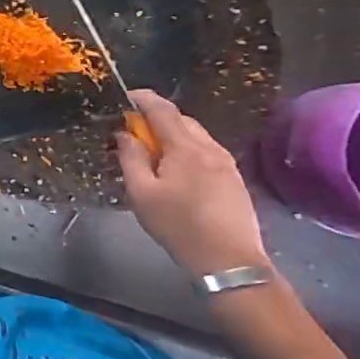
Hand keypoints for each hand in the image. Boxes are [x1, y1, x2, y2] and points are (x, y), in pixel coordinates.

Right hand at [116, 90, 270, 276]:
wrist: (230, 261)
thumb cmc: (178, 225)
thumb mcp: (141, 193)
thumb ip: (130, 158)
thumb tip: (125, 134)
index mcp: (186, 149)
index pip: (163, 110)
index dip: (143, 99)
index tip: (125, 97)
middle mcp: (210, 149)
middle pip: (182, 120)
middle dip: (156, 118)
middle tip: (132, 130)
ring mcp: (227, 164)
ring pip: (196, 136)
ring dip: (172, 134)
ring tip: (152, 150)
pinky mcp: (234, 180)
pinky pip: (206, 151)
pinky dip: (186, 148)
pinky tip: (175, 168)